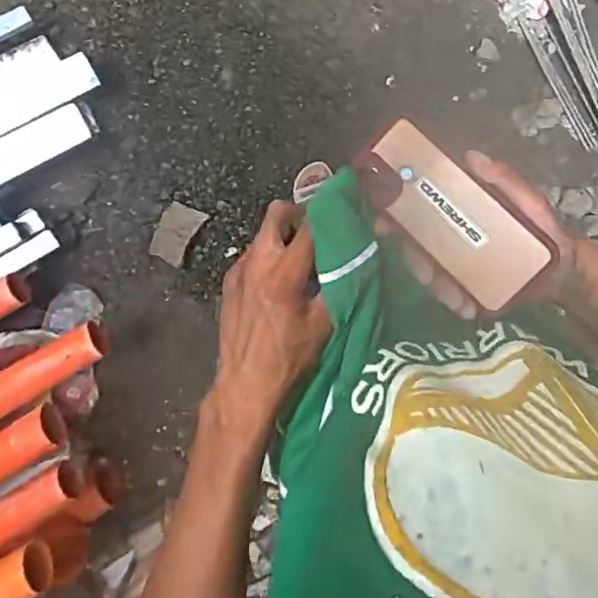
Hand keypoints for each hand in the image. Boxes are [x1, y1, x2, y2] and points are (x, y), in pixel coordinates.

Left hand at [205, 202, 330, 436]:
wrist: (242, 387)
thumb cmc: (288, 359)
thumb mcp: (325, 323)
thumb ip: (344, 284)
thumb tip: (368, 256)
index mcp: (284, 272)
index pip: (311, 225)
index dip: (330, 213)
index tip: (345, 211)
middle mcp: (258, 262)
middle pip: (278, 212)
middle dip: (300, 214)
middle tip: (319, 231)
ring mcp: (239, 270)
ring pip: (264, 233)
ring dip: (285, 236)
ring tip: (303, 260)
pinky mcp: (229, 281)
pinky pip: (253, 254)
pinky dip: (270, 256)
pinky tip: (281, 283)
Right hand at [378, 150, 597, 318]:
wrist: (565, 273)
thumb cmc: (545, 230)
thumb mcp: (530, 201)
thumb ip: (506, 180)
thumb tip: (471, 156)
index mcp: (462, 207)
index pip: (420, 205)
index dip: (397, 211)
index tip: (385, 221)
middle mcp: (452, 232)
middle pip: (418, 243)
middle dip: (417, 259)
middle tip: (427, 272)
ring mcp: (458, 261)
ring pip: (431, 270)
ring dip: (437, 285)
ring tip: (456, 299)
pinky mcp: (468, 285)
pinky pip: (451, 292)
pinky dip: (454, 300)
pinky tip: (466, 308)